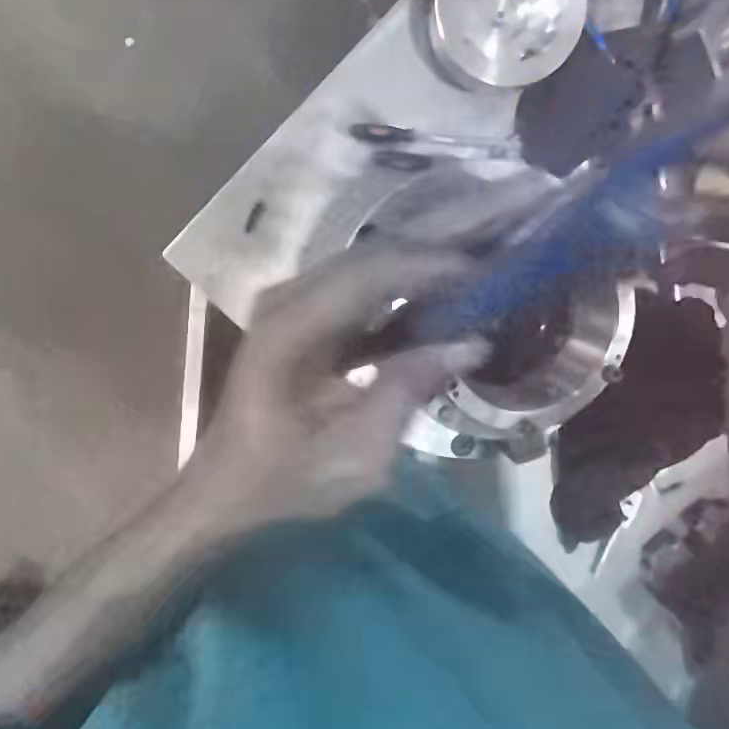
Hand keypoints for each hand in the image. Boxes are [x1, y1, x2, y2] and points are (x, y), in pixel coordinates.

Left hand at [181, 172, 552, 530]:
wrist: (227, 492)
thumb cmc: (283, 484)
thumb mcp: (355, 455)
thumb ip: (408, 391)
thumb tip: (472, 343)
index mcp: (291, 327)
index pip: (374, 273)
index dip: (436, 263)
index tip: (493, 266)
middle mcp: (287, 298)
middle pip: (374, 255)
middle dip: (440, 245)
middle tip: (501, 236)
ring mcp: (291, 303)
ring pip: (370, 264)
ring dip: (426, 261)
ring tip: (484, 257)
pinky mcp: (301, 317)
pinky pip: (361, 287)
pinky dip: (405, 287)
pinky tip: (445, 291)